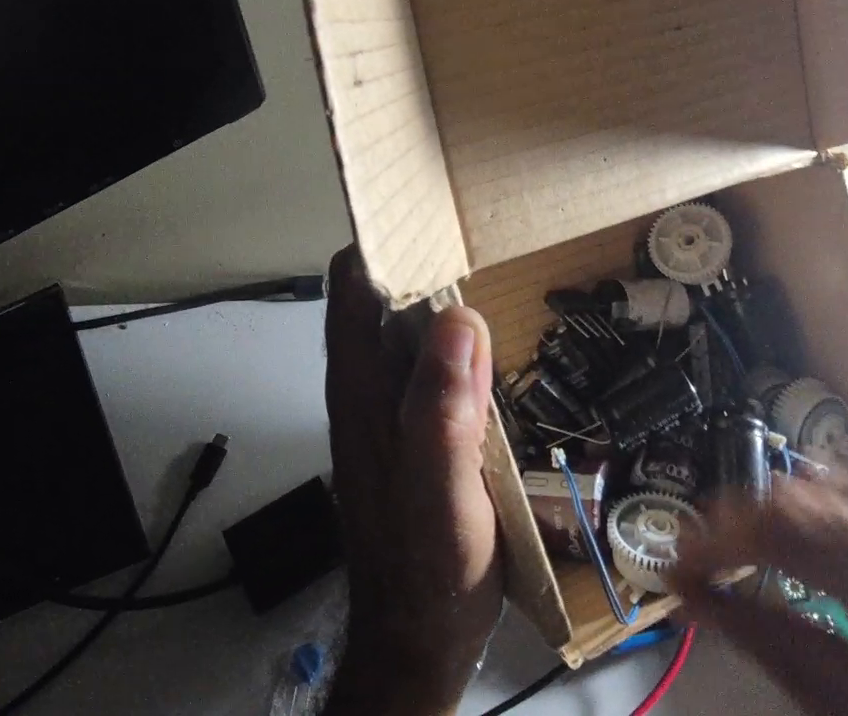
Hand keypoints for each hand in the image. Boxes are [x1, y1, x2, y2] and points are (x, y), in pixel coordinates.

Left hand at [322, 248, 501, 715]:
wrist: (421, 634)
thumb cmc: (430, 573)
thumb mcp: (441, 496)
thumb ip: (442, 413)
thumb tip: (455, 320)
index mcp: (362, 391)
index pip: (353, 285)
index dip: (385, 241)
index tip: (434, 213)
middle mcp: (368, 388)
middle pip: (382, 297)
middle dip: (424, 260)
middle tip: (483, 231)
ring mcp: (391, 407)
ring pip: (409, 328)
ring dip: (443, 297)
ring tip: (495, 267)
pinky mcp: (415, 428)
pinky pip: (432, 364)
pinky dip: (457, 341)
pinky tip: (494, 345)